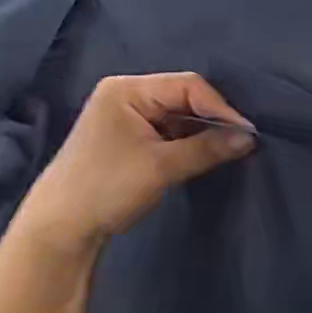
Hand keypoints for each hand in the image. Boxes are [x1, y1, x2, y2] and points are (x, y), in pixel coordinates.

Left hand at [9, 73, 253, 251]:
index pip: (188, 86)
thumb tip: (250, 137)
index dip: (221, 108)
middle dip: (214, 118)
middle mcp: (127, 95)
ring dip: (204, 132)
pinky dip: (190, 142)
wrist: (62, 226)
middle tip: (244, 141)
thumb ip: (208, 148)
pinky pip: (170, 132)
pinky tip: (208, 155)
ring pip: (180, 116)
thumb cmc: (108, 187)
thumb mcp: (162, 167)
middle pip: (185, 97)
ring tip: (231, 149)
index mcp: (128, 90)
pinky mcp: (131, 138)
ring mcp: (128, 117)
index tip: (249, 133)